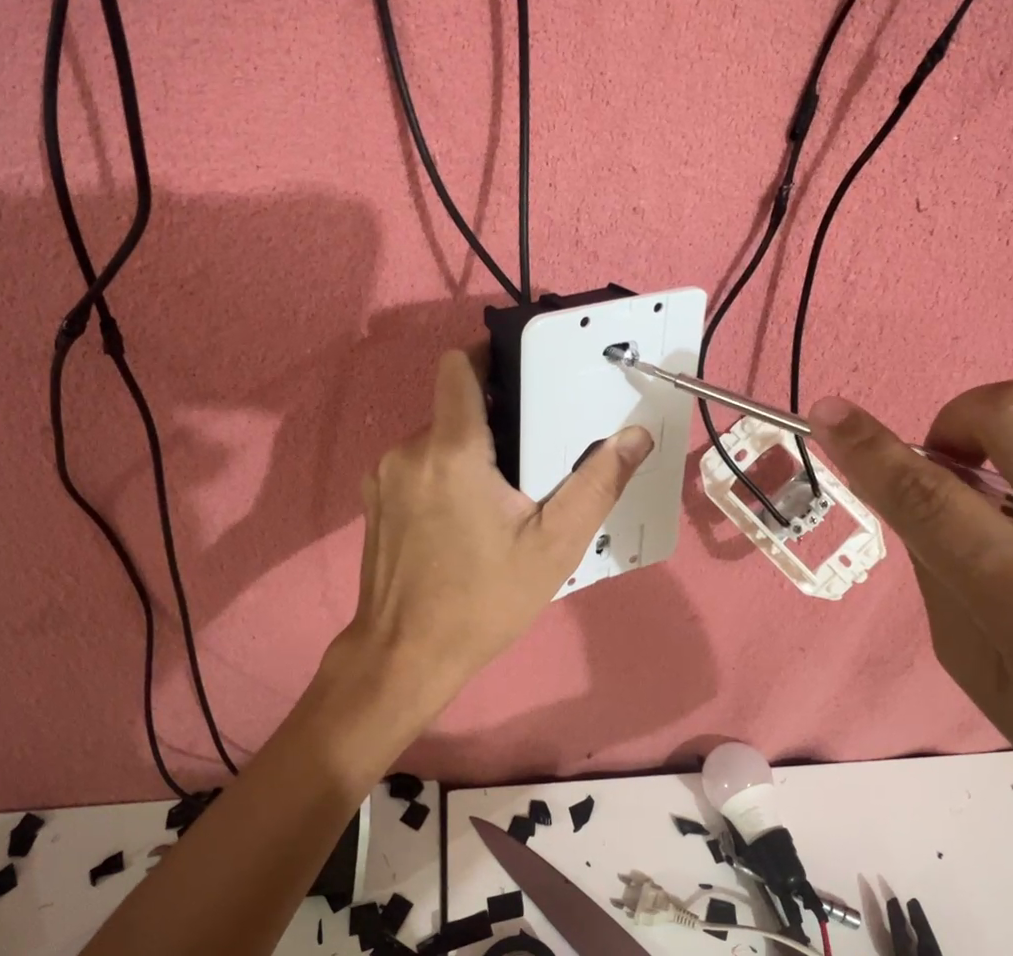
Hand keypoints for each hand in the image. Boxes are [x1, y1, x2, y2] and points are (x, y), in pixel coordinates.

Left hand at [341, 349, 652, 707]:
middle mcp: (409, 451)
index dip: (490, 356)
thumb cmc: (483, 600)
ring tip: (507, 493)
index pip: (459, 366)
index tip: (524, 373)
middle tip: (536, 451)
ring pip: (436, 437)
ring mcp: (384, 476)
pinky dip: (446, 473)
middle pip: (455, 405)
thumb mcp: (554, 546)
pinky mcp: (375, 501)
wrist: (405, 656)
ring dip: (471, 450)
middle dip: (496, 417)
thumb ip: (598, 484)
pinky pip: (417, 465)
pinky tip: (469, 517)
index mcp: (451, 450)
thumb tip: (637, 436)